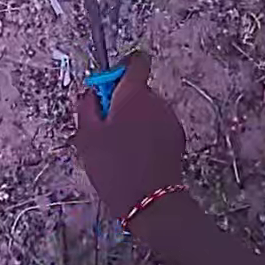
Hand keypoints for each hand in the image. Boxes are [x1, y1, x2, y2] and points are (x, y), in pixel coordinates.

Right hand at [71, 52, 187, 218]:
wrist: (150, 201)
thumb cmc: (114, 167)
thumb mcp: (87, 137)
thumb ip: (87, 107)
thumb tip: (91, 94)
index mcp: (133, 96)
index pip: (135, 63)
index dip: (120, 68)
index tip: (108, 85)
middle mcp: (156, 102)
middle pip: (138, 89)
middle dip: (121, 101)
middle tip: (105, 126)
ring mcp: (169, 119)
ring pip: (147, 108)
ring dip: (134, 118)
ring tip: (119, 145)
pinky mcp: (177, 137)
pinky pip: (157, 124)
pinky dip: (147, 132)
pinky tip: (135, 154)